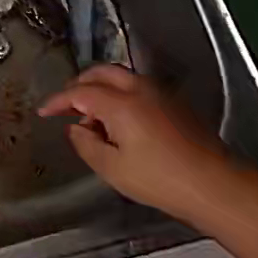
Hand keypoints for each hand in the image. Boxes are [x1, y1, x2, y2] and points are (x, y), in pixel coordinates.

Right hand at [38, 65, 246, 220]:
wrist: (213, 184)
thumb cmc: (159, 179)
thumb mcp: (111, 168)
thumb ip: (86, 144)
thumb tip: (75, 129)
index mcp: (120, 103)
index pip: (80, 92)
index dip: (58, 100)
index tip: (44, 111)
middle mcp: (140, 90)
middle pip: (101, 73)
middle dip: (79, 85)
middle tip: (65, 105)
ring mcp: (160, 94)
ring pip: (121, 78)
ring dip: (100, 90)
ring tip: (91, 120)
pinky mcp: (174, 104)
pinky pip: (137, 89)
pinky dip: (119, 96)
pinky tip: (118, 124)